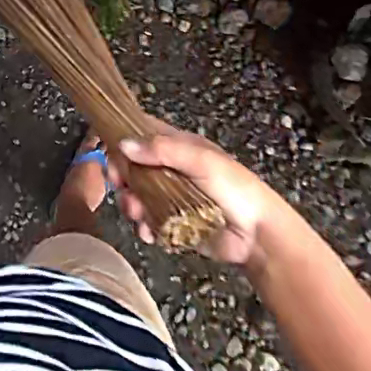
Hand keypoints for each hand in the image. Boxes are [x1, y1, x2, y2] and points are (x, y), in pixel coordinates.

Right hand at [113, 128, 281, 267]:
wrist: (260, 236)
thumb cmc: (234, 188)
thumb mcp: (200, 159)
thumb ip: (162, 149)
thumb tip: (123, 145)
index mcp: (176, 146)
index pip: (140, 134)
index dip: (122, 140)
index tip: (111, 153)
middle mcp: (169, 169)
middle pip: (132, 166)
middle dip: (122, 177)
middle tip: (120, 186)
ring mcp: (169, 197)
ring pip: (135, 195)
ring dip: (130, 203)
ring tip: (137, 214)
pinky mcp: (172, 224)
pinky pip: (147, 222)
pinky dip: (143, 226)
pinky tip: (148, 232)